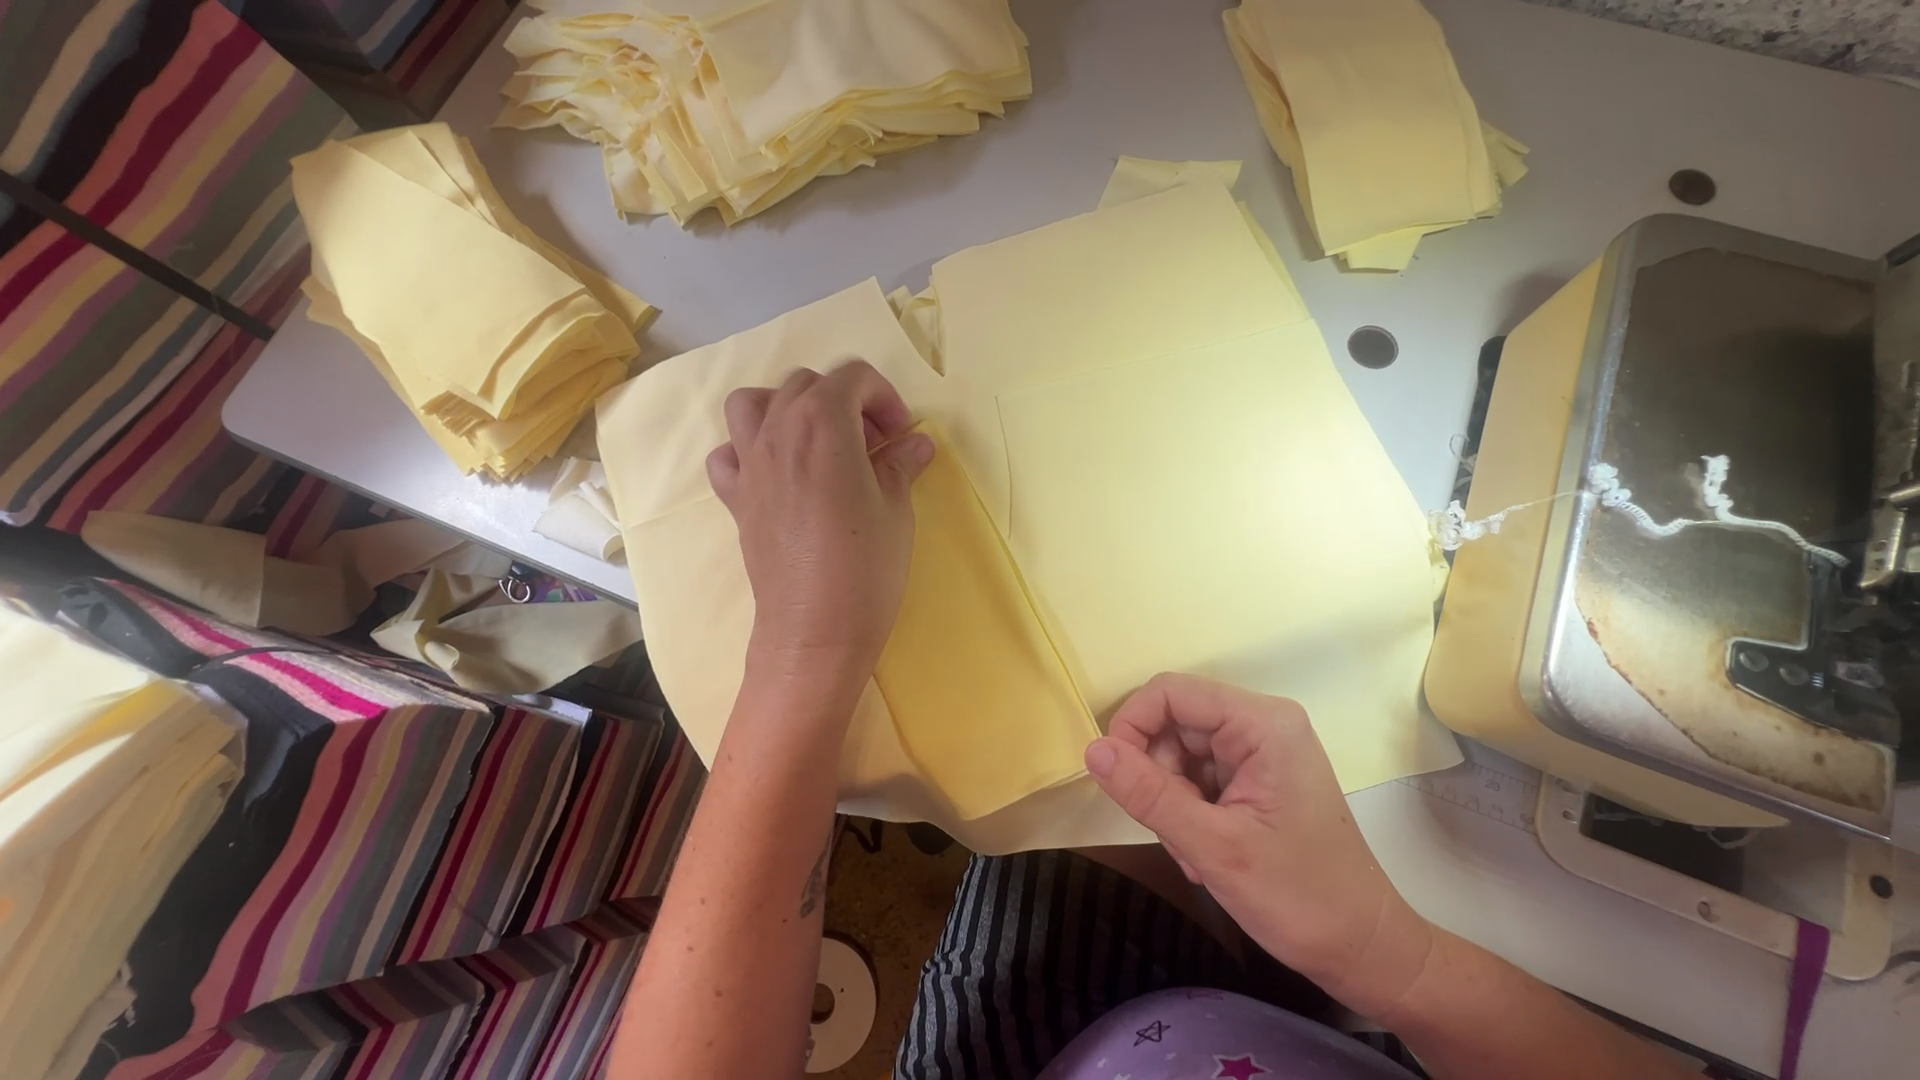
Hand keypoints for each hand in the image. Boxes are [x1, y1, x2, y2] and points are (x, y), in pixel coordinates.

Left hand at [707, 361, 933, 697]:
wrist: (815, 630)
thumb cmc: (866, 567)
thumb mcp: (896, 510)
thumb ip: (901, 465)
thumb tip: (916, 444)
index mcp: (823, 423)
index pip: (852, 376)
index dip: (884, 396)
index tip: (901, 434)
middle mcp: (778, 431)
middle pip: (806, 384)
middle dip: (844, 401)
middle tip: (872, 444)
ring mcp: (749, 464)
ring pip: (754, 403)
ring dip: (787, 408)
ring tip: (817, 442)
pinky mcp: (735, 498)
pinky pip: (728, 453)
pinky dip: (748, 450)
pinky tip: (776, 474)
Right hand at [1084, 673, 1434, 1017]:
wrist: (1363, 949)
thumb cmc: (1299, 897)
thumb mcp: (1213, 847)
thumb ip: (1149, 794)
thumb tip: (1091, 750)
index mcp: (1262, 724)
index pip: (1170, 693)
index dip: (1132, 726)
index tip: (1116, 780)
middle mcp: (1262, 725)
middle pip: (1173, 724)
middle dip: (1158, 777)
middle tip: (1173, 834)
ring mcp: (1260, 751)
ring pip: (1180, 754)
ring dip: (1172, 801)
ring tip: (1195, 853)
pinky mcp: (1257, 777)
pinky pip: (1198, 776)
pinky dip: (1188, 811)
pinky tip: (1205, 853)